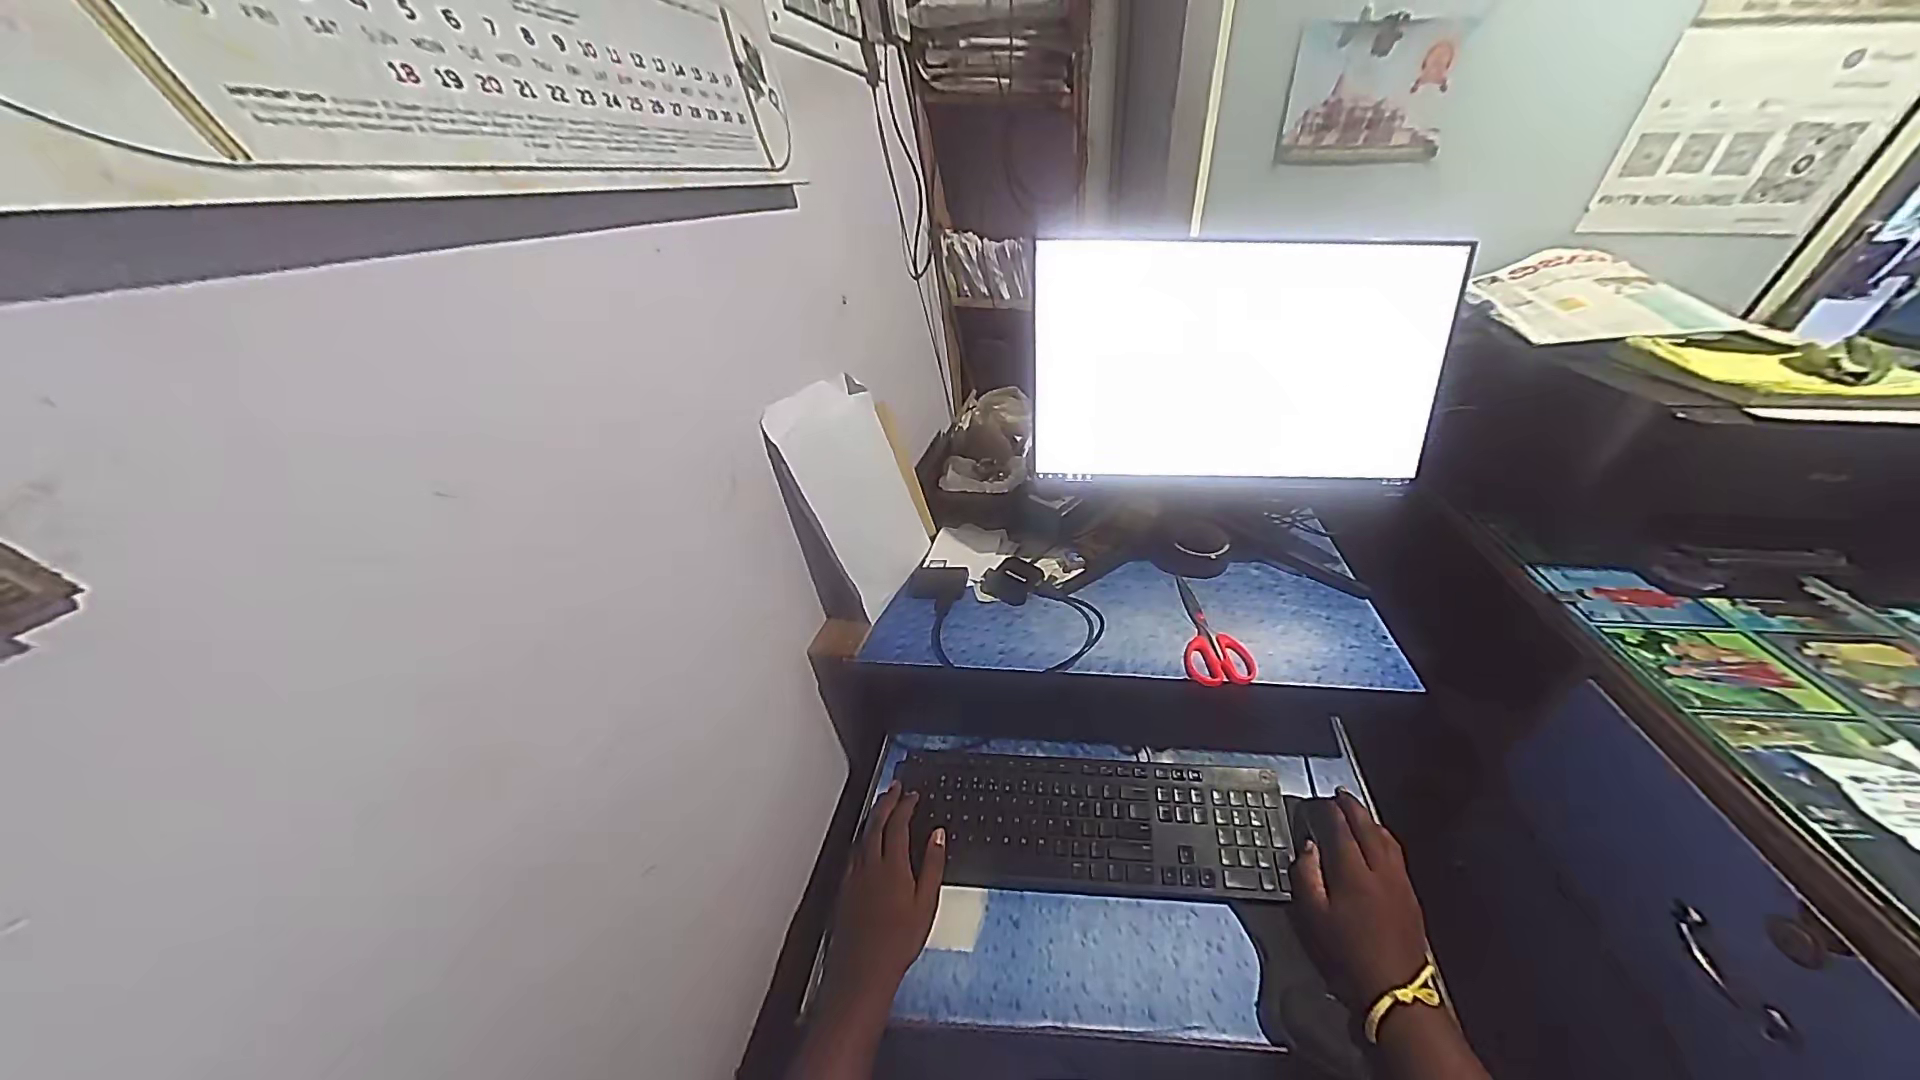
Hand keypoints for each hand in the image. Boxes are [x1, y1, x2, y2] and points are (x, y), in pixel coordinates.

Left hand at [821, 782, 946, 1006]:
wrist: (862, 971)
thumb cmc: (898, 942)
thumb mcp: (926, 903)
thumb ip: (933, 865)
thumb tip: (937, 835)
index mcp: (892, 865)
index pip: (898, 824)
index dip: (905, 805)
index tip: (913, 795)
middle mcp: (870, 864)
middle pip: (876, 822)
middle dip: (887, 801)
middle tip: (895, 788)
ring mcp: (854, 874)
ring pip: (862, 834)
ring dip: (874, 815)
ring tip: (882, 805)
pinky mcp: (845, 886)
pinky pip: (854, 849)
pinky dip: (863, 835)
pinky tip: (866, 839)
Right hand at [1292, 790, 1429, 1010]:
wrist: (1394, 991)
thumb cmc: (1345, 953)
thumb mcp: (1312, 916)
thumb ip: (1306, 875)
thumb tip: (1307, 847)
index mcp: (1353, 874)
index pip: (1340, 830)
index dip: (1327, 812)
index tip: (1316, 803)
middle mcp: (1380, 871)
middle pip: (1367, 828)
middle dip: (1352, 807)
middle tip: (1339, 794)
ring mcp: (1399, 883)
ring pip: (1387, 839)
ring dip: (1370, 820)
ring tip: (1357, 811)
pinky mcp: (1410, 895)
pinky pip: (1396, 854)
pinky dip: (1383, 837)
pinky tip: (1377, 840)